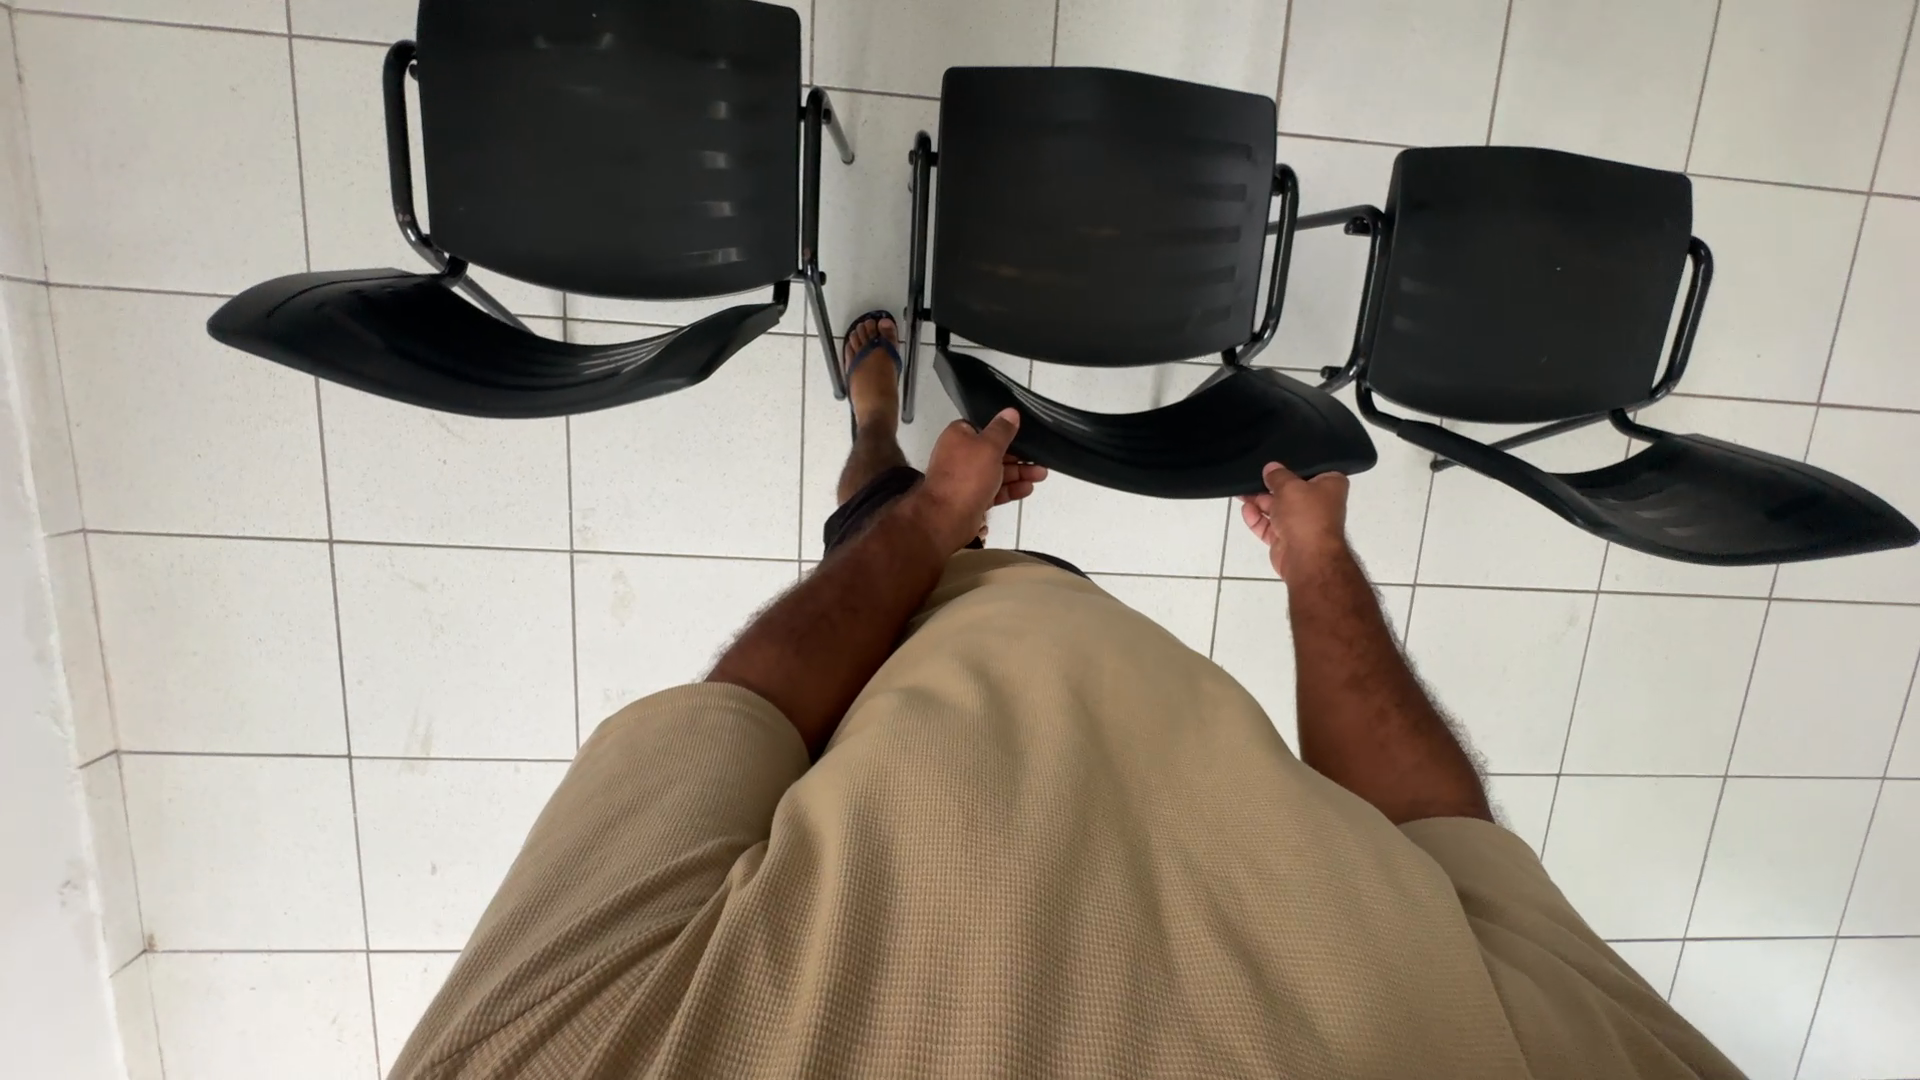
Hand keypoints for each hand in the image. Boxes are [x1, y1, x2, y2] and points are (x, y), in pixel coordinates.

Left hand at [909, 408, 1047, 551]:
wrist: (948, 517)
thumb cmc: (967, 475)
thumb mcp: (989, 446)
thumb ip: (1002, 430)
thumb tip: (1011, 412)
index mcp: (958, 436)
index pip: (984, 428)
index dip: (1004, 431)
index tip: (1024, 433)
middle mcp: (960, 456)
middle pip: (994, 452)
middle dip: (1019, 456)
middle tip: (1040, 458)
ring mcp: (966, 479)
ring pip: (997, 472)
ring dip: (1019, 473)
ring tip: (1041, 474)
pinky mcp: (973, 498)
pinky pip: (995, 490)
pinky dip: (1010, 489)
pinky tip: (1027, 488)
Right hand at [1239, 463, 1349, 579]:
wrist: (1307, 557)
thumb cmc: (1306, 515)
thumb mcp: (1290, 486)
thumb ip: (1277, 475)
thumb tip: (1270, 468)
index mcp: (1329, 485)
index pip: (1311, 469)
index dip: (1292, 466)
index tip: (1273, 461)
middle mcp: (1317, 503)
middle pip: (1289, 490)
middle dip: (1269, 486)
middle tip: (1250, 476)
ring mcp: (1301, 522)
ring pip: (1276, 508)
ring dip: (1259, 501)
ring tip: (1240, 492)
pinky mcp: (1285, 538)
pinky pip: (1268, 525)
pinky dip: (1257, 518)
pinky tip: (1246, 509)